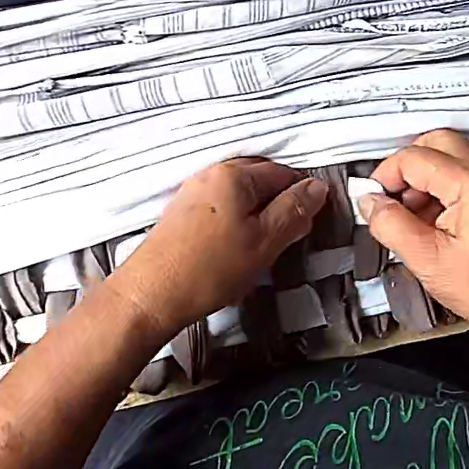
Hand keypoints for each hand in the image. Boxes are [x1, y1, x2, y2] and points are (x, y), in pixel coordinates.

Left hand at [106, 158, 327, 335]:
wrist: (150, 295)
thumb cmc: (211, 268)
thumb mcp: (265, 242)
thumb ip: (294, 211)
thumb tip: (318, 188)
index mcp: (233, 174)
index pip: (283, 173)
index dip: (303, 196)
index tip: (309, 224)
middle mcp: (210, 174)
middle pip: (260, 180)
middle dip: (279, 205)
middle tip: (289, 238)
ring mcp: (192, 193)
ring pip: (240, 197)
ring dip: (258, 217)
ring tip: (262, 248)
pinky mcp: (181, 214)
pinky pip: (221, 208)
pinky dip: (237, 223)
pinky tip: (237, 250)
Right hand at [358, 130, 468, 340]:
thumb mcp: (427, 260)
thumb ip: (391, 225)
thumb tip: (369, 202)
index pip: (415, 157)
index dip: (386, 176)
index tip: (372, 201)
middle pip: (436, 143)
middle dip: (405, 167)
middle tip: (389, 199)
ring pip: (446, 159)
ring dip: (420, 181)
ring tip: (408, 222)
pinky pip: (458, 180)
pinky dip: (435, 193)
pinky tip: (426, 228)